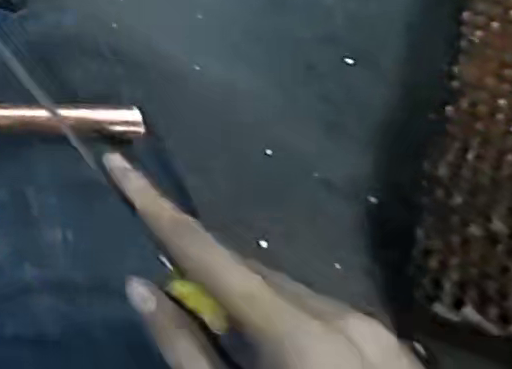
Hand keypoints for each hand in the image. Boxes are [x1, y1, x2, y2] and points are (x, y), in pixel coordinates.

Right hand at [105, 153, 422, 368]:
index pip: (201, 247)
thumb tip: (138, 287)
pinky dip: (281, 321)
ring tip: (227, 336)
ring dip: (244, 299)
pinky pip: (316, 315)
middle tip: (170, 286)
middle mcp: (339, 315)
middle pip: (244, 269)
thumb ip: (184, 351)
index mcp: (297, 331)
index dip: (151, 202)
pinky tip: (277, 358)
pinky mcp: (395, 352)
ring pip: (281, 291)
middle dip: (202, 267)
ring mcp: (377, 334)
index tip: (116, 162)